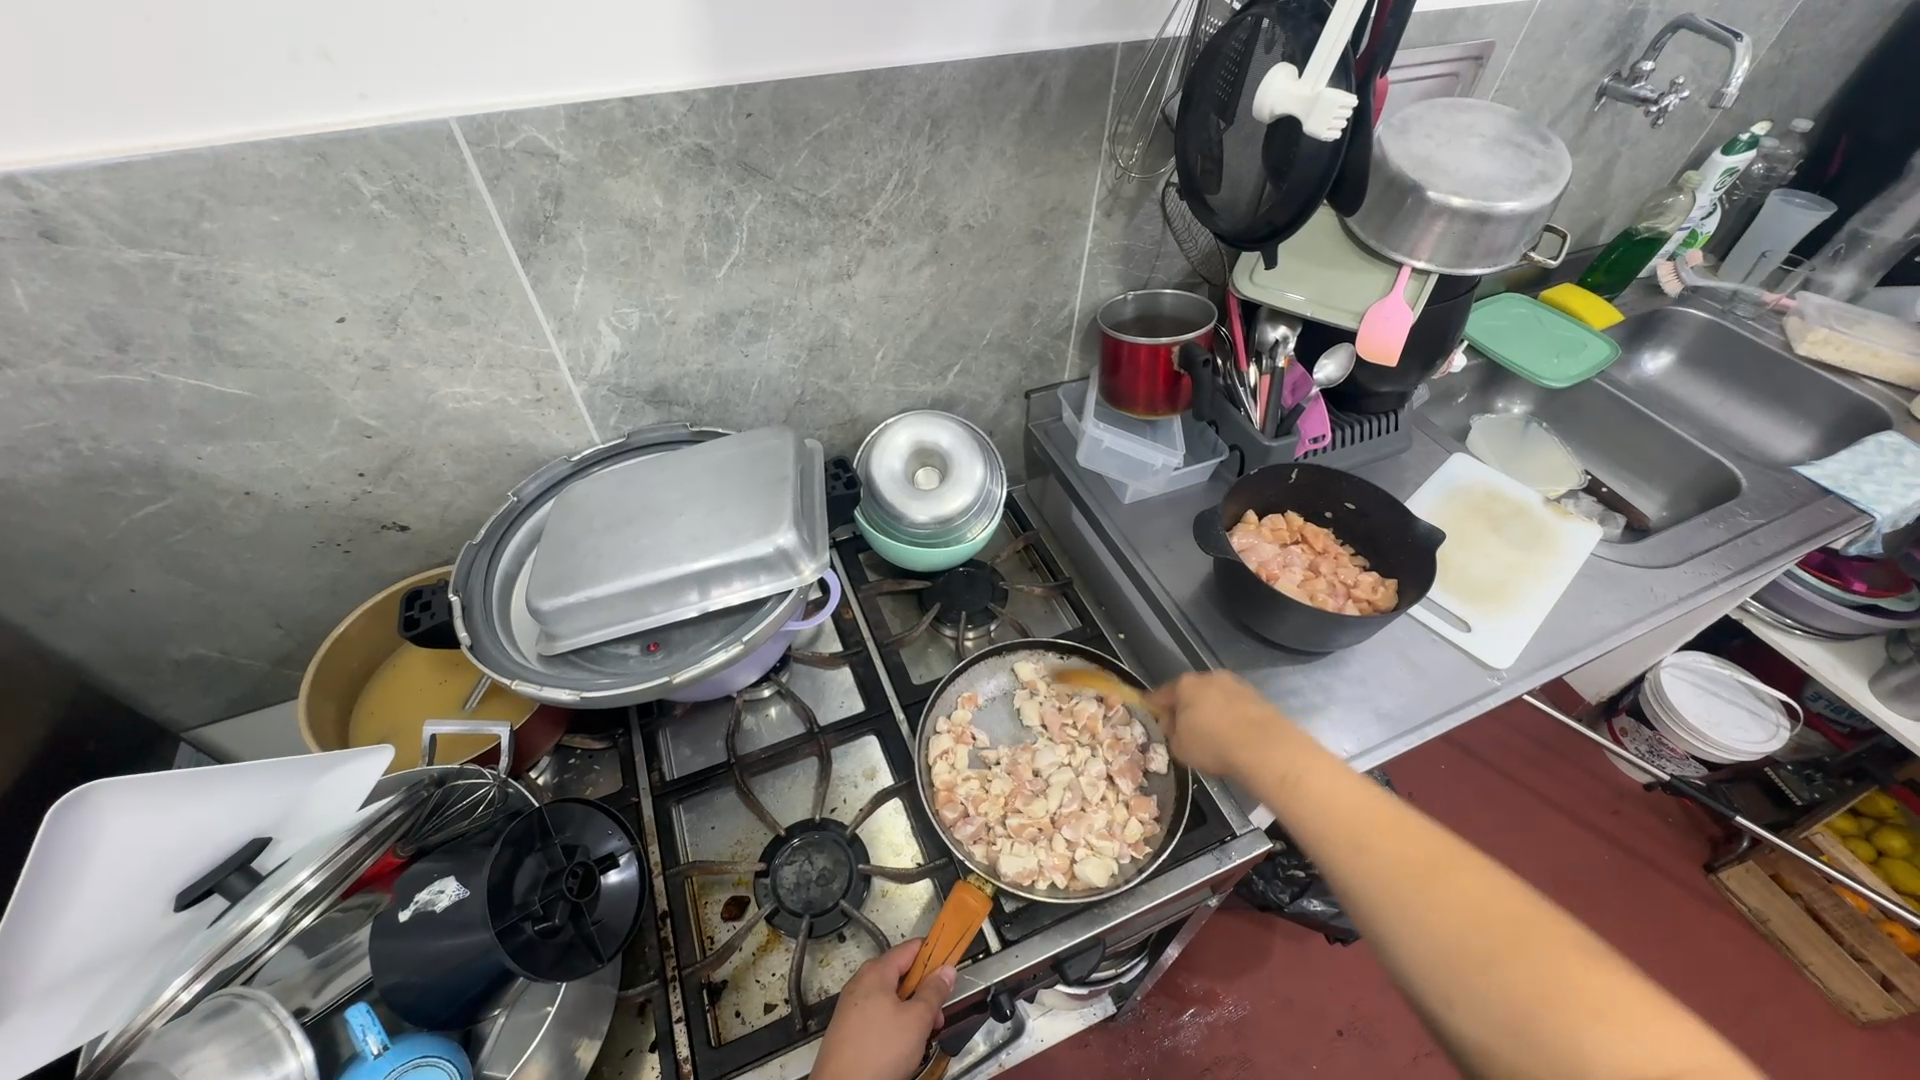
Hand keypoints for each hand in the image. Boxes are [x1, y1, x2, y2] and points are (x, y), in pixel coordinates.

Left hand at [812, 939, 953, 1079]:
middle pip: (900, 974)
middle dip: (923, 990)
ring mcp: (851, 1006)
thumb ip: (934, 991)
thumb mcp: (917, 1020)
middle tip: (938, 1013)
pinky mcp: (848, 1028)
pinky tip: (902, 1044)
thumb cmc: (881, 1049)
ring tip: (924, 1034)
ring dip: (911, 1010)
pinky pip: (877, 1014)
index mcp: (876, 972)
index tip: (949, 966)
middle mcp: (861, 982)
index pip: (909, 948)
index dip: (932, 954)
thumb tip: (947, 969)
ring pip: (890, 997)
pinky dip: (894, 1022)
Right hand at [1148, 671, 1299, 781]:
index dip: (1154, 707)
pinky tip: (1232, 734)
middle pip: (1190, 692)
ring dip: (1210, 710)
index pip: (1161, 695)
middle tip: (1181, 727)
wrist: (1264, 747)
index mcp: (1185, 685)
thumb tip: (1174, 726)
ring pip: (1215, 697)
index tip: (1150, 714)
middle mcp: (1209, 677)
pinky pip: (1235, 706)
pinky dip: (1230, 716)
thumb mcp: (1179, 747)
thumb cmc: (1212, 744)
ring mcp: (1236, 684)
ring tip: (1210, 732)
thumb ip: (1172, 733)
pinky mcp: (1257, 697)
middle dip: (1185, 707)